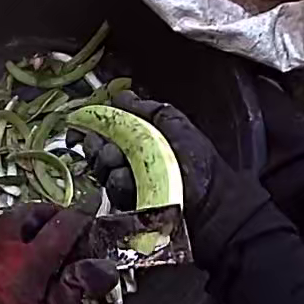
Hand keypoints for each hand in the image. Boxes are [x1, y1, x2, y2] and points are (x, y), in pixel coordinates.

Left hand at [0, 204, 97, 303]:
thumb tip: (103, 267)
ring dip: (28, 224)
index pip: (62, 225)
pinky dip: (4, 232)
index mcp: (24, 264)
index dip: (83, 216)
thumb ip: (77, 285)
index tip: (92, 211)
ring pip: (9, 216)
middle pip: (33, 213)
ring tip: (41, 243)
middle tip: (67, 233)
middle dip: (53, 218)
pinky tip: (13, 251)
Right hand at [109, 93, 272, 273]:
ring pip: (103, 169)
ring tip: (124, 166)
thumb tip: (121, 96)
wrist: (213, 206)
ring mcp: (129, 185)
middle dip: (100, 145)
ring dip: (110, 164)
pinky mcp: (128, 207)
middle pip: (100, 149)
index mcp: (142, 140)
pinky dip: (119, 183)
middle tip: (112, 149)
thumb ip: (150, 110)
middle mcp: (132, 161)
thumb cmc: (200, 165)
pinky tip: (130, 183)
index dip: (98, 126)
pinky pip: (112, 191)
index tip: (91, 124)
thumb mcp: (177, 126)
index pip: (109, 129)